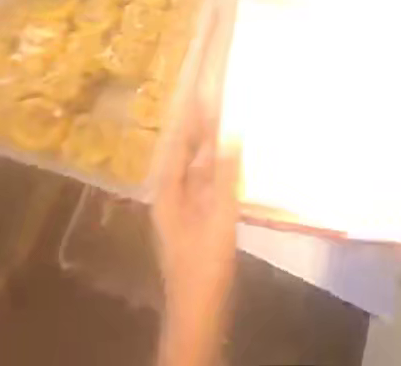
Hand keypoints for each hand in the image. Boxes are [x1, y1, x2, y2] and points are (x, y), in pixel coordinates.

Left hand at [151, 92, 240, 365]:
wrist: (199, 313)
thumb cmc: (204, 263)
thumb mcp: (219, 216)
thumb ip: (226, 174)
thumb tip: (231, 132)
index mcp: (167, 189)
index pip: (177, 141)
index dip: (188, 115)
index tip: (200, 88)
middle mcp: (171, 193)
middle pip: (184, 151)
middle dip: (199, 125)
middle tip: (216, 95)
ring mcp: (183, 207)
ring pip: (196, 166)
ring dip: (210, 144)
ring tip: (227, 116)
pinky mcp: (197, 219)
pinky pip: (205, 181)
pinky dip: (217, 165)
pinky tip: (233, 157)